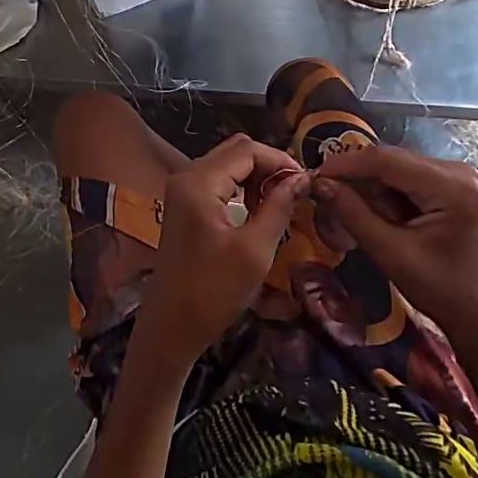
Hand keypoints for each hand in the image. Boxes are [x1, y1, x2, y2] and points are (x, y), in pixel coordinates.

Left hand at [135, 135, 308, 368]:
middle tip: (296, 190)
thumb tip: (302, 178)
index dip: (281, 160)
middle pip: (236, 151)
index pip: (247, 150)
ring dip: (257, 176)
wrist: (170, 326)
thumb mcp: (254, 250)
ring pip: (228, 164)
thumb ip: (279, 207)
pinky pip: (218, 181)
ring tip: (281, 202)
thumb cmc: (213, 291)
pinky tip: (259, 210)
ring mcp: (182, 191)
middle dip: (269, 165)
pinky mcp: (184, 206)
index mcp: (199, 183)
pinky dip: (242, 188)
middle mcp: (186, 177)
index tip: (307, 182)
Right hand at [314, 146, 477, 316]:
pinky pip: (404, 179)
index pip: (386, 160)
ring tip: (359, 217)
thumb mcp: (390, 253)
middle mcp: (457, 171)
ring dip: (370, 189)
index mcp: (451, 186)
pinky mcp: (449, 185)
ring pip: (393, 169)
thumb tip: (319, 184)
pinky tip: (381, 217)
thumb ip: (353, 214)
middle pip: (390, 161)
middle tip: (325, 197)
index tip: (313, 176)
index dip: (345, 165)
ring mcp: (455, 176)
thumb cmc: (440, 289)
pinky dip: (385, 195)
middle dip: (357, 179)